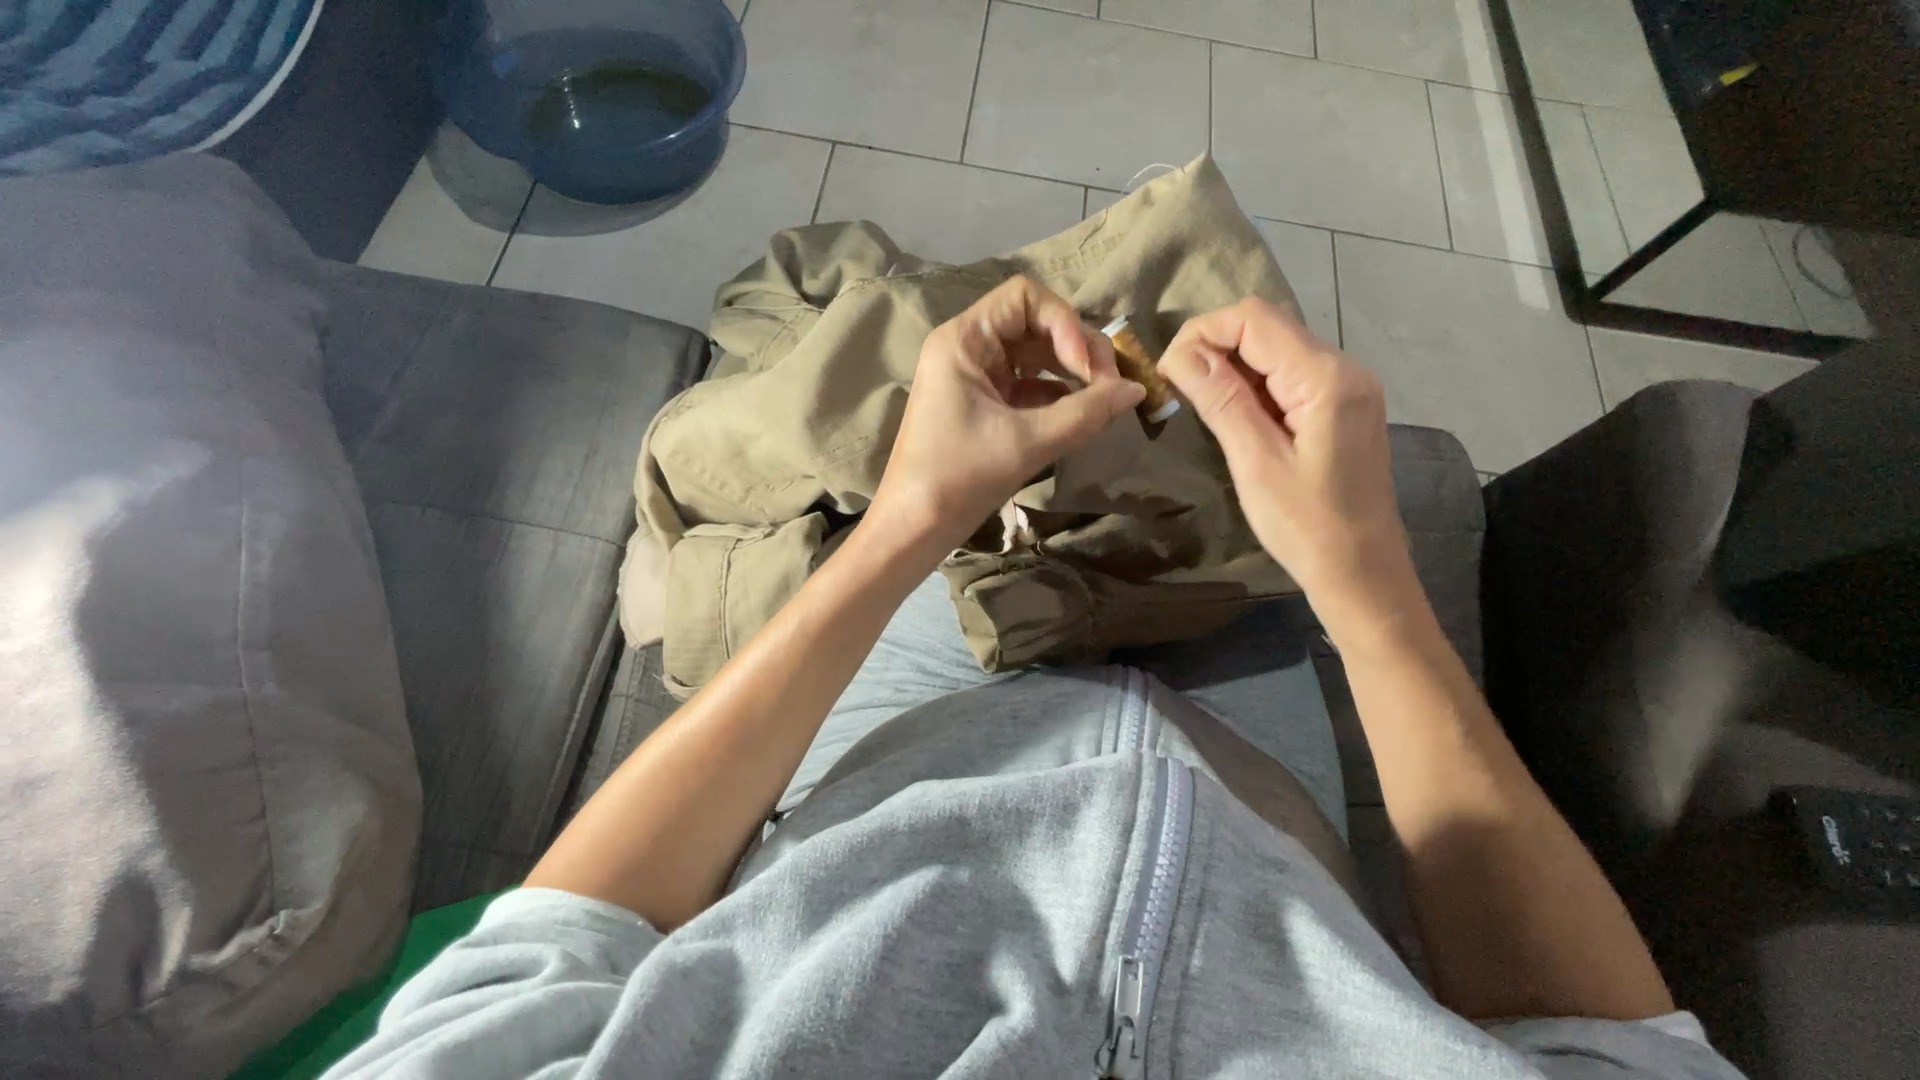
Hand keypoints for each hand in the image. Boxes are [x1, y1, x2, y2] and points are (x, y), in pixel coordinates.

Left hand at [867, 276, 1145, 556]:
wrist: (913, 528)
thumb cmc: (958, 478)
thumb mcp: (1027, 443)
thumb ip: (1086, 412)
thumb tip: (1137, 389)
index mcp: (963, 340)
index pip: (1025, 296)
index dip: (1065, 322)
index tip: (1087, 367)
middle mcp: (967, 348)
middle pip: (1036, 324)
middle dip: (1078, 349)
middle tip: (1112, 387)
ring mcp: (976, 378)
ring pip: (1036, 356)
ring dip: (1073, 373)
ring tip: (1105, 401)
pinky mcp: (984, 407)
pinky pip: (1030, 386)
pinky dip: (1059, 396)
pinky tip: (1085, 416)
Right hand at [1158, 298, 1414, 630]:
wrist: (1362, 570)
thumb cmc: (1305, 525)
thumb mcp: (1255, 462)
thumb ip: (1221, 399)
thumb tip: (1180, 353)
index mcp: (1326, 378)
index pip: (1254, 320)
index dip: (1202, 332)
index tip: (1168, 370)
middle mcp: (1345, 368)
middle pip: (1268, 326)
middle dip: (1215, 345)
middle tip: (1178, 387)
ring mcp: (1348, 385)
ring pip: (1278, 347)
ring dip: (1232, 365)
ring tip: (1201, 402)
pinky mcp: (1343, 404)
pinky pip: (1291, 373)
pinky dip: (1255, 383)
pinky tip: (1236, 414)